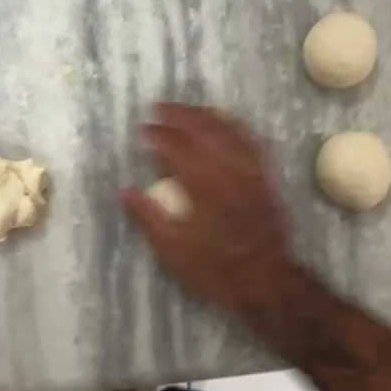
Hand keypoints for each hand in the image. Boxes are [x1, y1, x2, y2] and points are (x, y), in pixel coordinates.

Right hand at [119, 103, 299, 311]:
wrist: (266, 282)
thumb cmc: (217, 271)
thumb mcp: (174, 252)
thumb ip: (148, 218)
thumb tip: (123, 192)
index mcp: (204, 186)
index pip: (177, 147)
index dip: (158, 135)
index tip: (142, 130)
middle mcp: (230, 171)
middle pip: (205, 128)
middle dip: (180, 114)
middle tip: (159, 108)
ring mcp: (253, 172)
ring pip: (230, 130)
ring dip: (206, 115)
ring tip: (187, 111)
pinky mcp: (267, 178)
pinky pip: (251, 141)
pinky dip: (234, 128)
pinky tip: (224, 126)